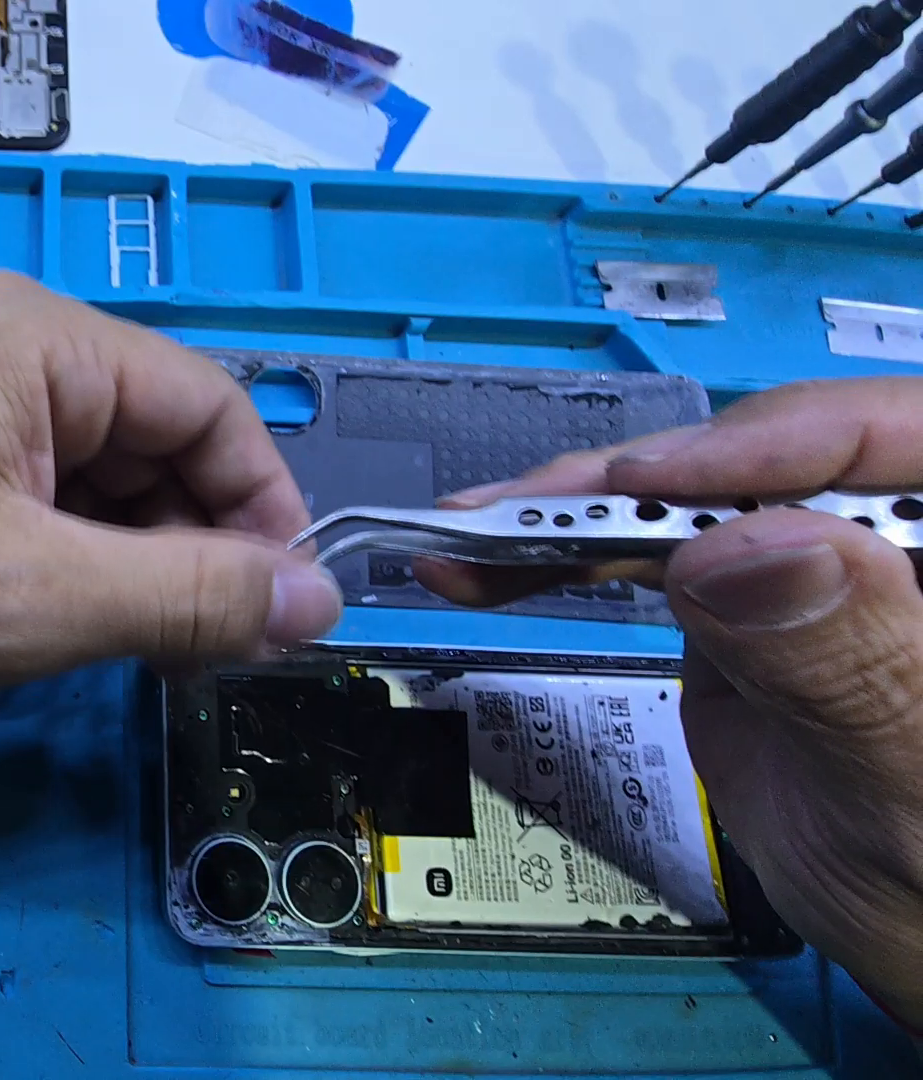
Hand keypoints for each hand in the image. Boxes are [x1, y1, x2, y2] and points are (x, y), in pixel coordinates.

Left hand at [0, 271, 340, 720]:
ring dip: (138, 562)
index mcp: (39, 340)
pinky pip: (51, 496)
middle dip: (193, 544)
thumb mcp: (41, 598)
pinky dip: (82, 559)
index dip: (261, 508)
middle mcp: (10, 349)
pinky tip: (75, 617)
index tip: (280, 606)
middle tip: (200, 647)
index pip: (208, 406)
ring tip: (135, 645)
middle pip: (158, 442)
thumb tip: (318, 599)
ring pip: (107, 478)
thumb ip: (191, 594)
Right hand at [423, 377, 922, 1025]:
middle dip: (620, 488)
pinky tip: (486, 569)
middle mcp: (894, 536)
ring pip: (677, 504)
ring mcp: (816, 562)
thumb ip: (848, 667)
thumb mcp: (910, 794)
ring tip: (465, 540)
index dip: (766, 441)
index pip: (898, 439)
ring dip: (560, 521)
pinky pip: (639, 551)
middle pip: (758, 464)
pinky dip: (556, 558)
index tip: (635, 484)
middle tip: (504, 516)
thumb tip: (740, 544)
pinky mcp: (740, 593)